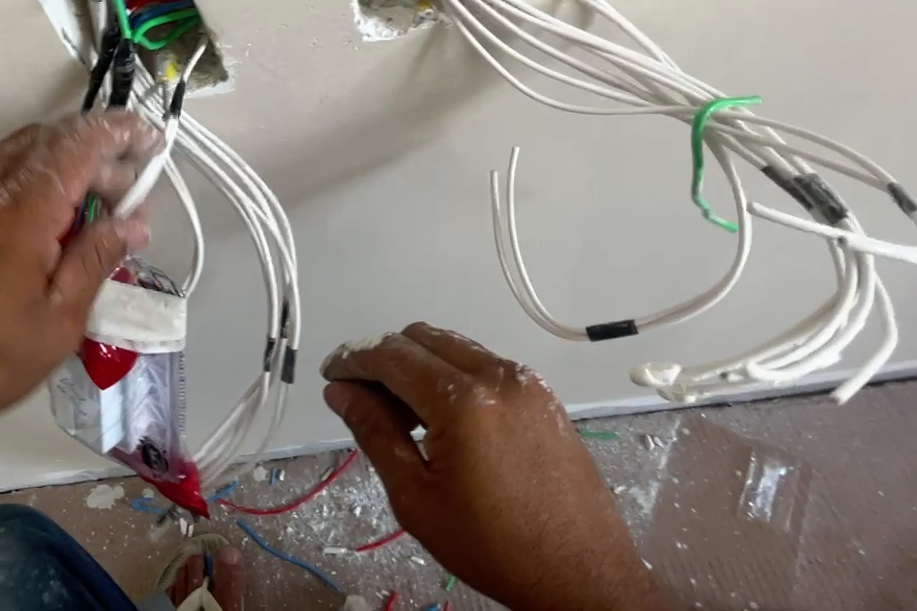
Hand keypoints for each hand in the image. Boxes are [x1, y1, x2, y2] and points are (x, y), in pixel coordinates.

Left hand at [0, 113, 159, 603]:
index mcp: (16, 214)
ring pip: (21, 149)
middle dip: (99, 150)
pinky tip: (48, 211)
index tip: (149, 139)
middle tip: (130, 189)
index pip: (78, 144)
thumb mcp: (57, 322)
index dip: (120, 133)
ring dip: (65, 160)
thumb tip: (131, 224)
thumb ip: (96, 260)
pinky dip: (31, 173)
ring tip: (95, 201)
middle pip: (51, 139)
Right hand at [321, 325, 679, 610]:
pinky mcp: (542, 393)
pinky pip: (480, 361)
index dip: (352, 359)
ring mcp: (524, 381)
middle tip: (359, 392)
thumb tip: (339, 392)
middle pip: (418, 337)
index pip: (390, 355)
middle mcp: (496, 376)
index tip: (330, 375)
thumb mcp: (417, 498)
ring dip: (415, 361)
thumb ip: (374, 433)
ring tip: (398, 405)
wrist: (586, 580)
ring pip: (450, 344)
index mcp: (462, 401)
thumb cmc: (494, 547)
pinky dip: (449, 371)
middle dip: (381, 355)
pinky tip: (440, 411)